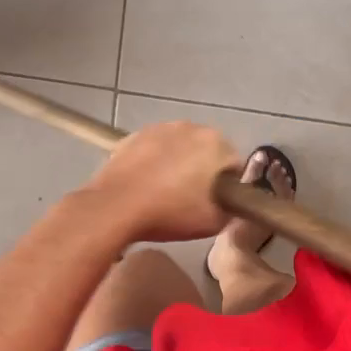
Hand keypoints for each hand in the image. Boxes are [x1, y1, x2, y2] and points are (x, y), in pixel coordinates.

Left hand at [82, 122, 239, 242]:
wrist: (116, 206)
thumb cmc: (172, 212)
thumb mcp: (215, 223)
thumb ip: (231, 209)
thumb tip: (229, 204)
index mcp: (218, 144)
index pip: (234, 166)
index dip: (228, 188)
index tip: (216, 204)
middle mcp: (193, 127)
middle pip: (207, 152)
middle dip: (204, 171)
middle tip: (192, 200)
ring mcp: (161, 128)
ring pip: (180, 147)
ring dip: (179, 163)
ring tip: (166, 192)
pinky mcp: (134, 134)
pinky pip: (154, 149)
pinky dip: (154, 161)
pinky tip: (146, 184)